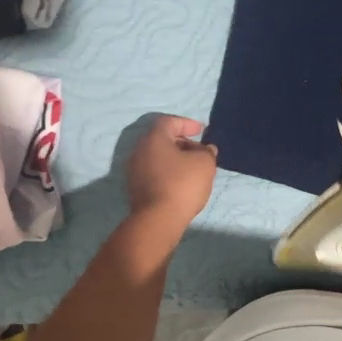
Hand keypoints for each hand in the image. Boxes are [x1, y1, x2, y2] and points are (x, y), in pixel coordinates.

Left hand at [126, 115, 217, 233]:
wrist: (158, 219)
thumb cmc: (182, 184)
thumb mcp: (204, 164)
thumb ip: (207, 151)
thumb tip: (206, 149)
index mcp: (153, 139)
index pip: (169, 121)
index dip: (187, 123)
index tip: (201, 130)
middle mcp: (139, 150)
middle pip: (162, 139)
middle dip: (182, 142)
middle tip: (199, 151)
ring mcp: (134, 170)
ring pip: (158, 157)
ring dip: (175, 158)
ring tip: (192, 168)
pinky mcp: (136, 188)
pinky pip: (154, 171)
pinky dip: (168, 171)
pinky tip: (181, 182)